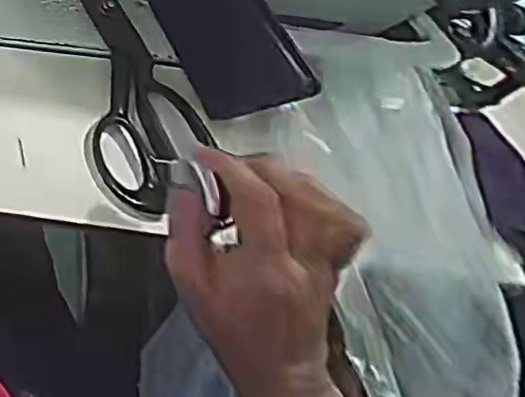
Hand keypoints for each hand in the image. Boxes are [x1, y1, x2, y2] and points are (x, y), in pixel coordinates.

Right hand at [166, 148, 368, 396]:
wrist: (276, 369)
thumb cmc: (231, 327)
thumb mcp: (186, 275)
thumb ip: (182, 223)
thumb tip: (185, 183)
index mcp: (266, 266)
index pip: (259, 199)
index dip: (228, 166)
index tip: (203, 155)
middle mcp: (304, 263)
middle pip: (296, 193)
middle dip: (252, 166)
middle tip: (224, 169)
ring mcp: (325, 263)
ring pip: (324, 203)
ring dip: (282, 177)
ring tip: (252, 178)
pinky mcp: (333, 263)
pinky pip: (341, 220)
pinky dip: (314, 196)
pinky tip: (287, 194)